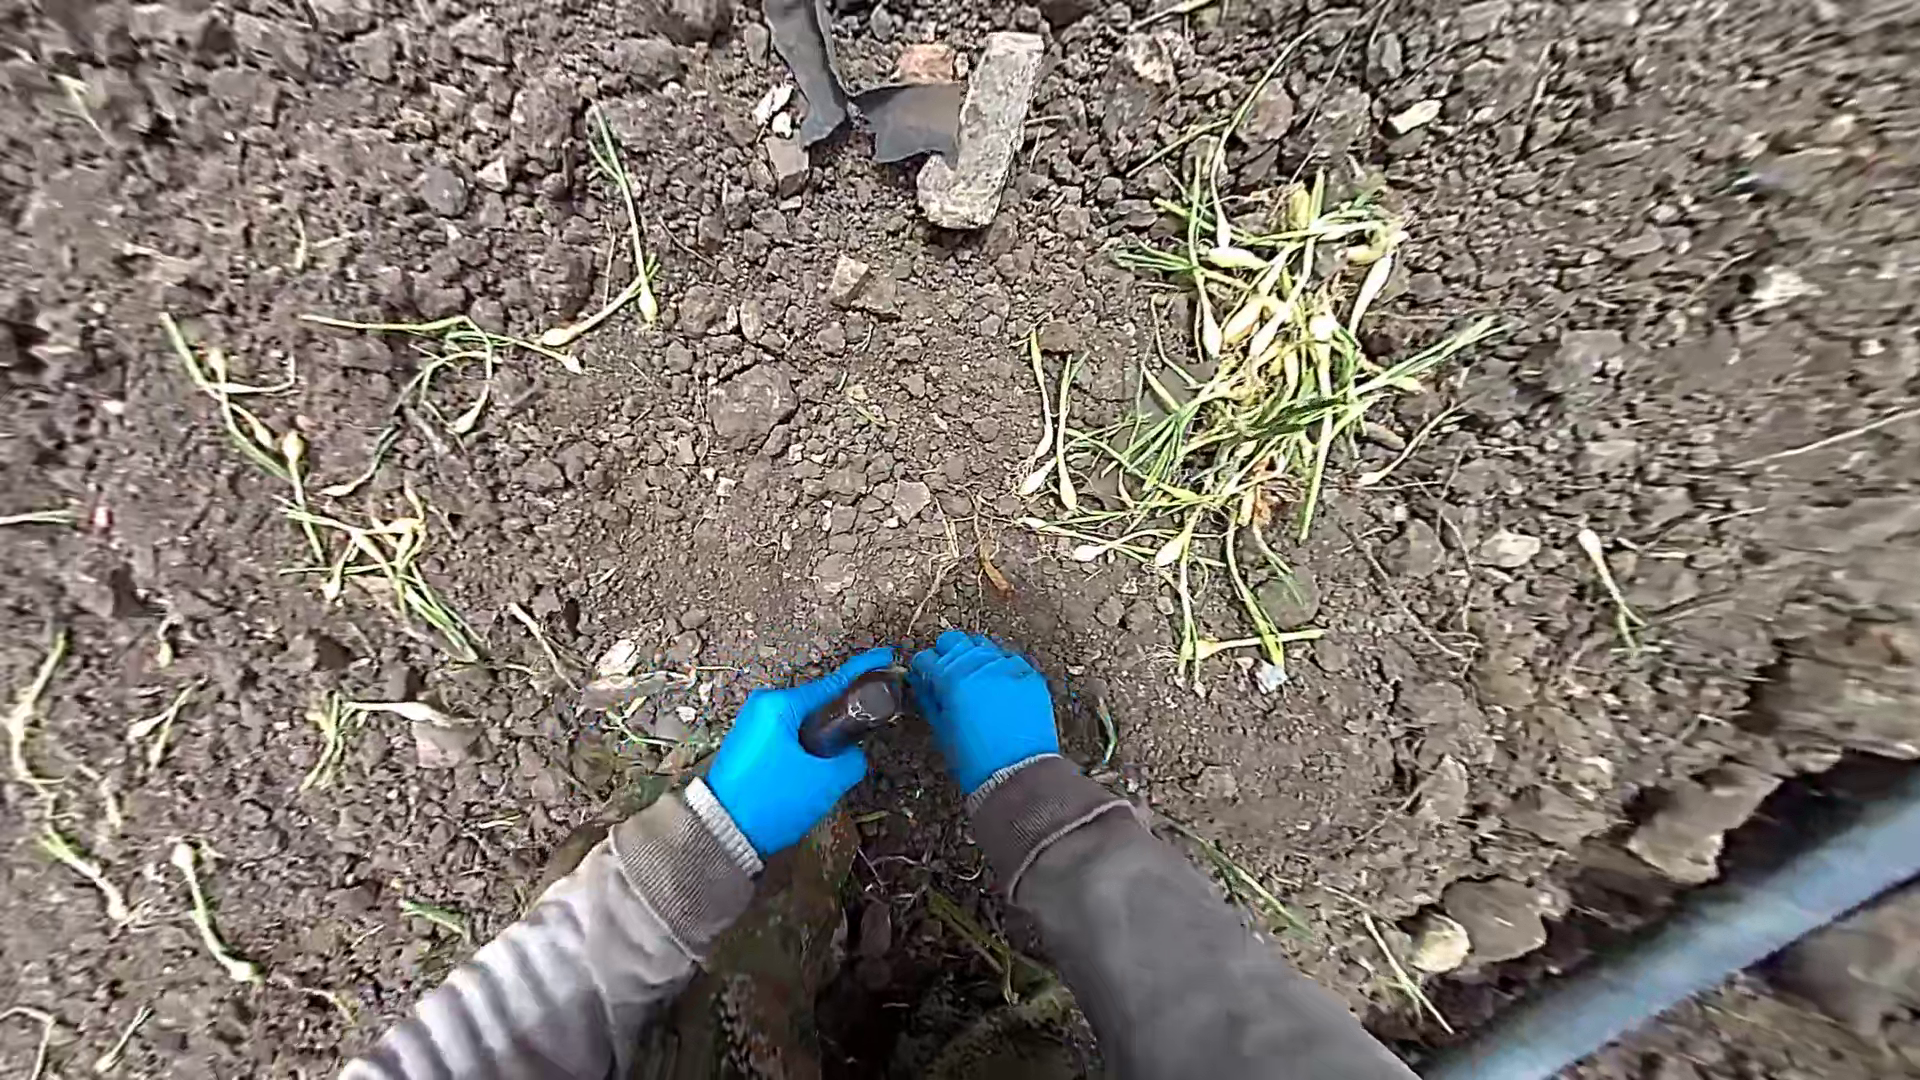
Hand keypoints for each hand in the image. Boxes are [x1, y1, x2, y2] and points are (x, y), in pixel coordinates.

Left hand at [706, 647, 896, 856]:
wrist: (719, 837)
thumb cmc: (768, 803)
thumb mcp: (825, 781)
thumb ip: (852, 760)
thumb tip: (854, 755)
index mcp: (779, 705)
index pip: (833, 682)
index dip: (864, 670)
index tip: (885, 657)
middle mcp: (764, 706)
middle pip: (818, 701)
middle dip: (844, 711)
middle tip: (871, 716)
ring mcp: (754, 724)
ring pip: (804, 720)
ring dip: (824, 731)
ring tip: (846, 746)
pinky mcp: (750, 744)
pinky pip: (789, 733)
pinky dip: (807, 742)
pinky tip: (820, 759)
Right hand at [908, 631, 1058, 793]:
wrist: (1019, 774)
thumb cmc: (976, 761)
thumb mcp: (942, 730)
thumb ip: (930, 699)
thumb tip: (922, 682)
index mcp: (952, 680)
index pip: (928, 658)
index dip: (923, 667)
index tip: (925, 673)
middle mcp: (979, 666)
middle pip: (955, 641)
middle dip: (946, 653)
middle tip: (947, 671)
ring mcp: (1007, 668)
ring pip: (983, 644)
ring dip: (974, 655)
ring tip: (973, 676)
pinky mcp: (1029, 674)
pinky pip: (1010, 658)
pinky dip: (1000, 666)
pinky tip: (997, 682)